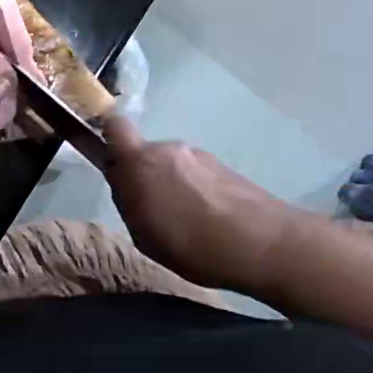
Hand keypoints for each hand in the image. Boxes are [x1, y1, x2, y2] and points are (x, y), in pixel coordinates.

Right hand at [103, 115, 309, 293]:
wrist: (264, 244)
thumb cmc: (191, 245)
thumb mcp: (143, 234)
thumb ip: (129, 202)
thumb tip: (128, 185)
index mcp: (141, 161)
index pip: (114, 126)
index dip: (107, 138)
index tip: (110, 164)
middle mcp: (170, 149)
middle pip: (146, 154)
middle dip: (144, 175)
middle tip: (151, 212)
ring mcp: (201, 157)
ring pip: (173, 166)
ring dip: (172, 186)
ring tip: (184, 224)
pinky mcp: (226, 168)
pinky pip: (197, 176)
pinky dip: (196, 194)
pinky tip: (206, 224)